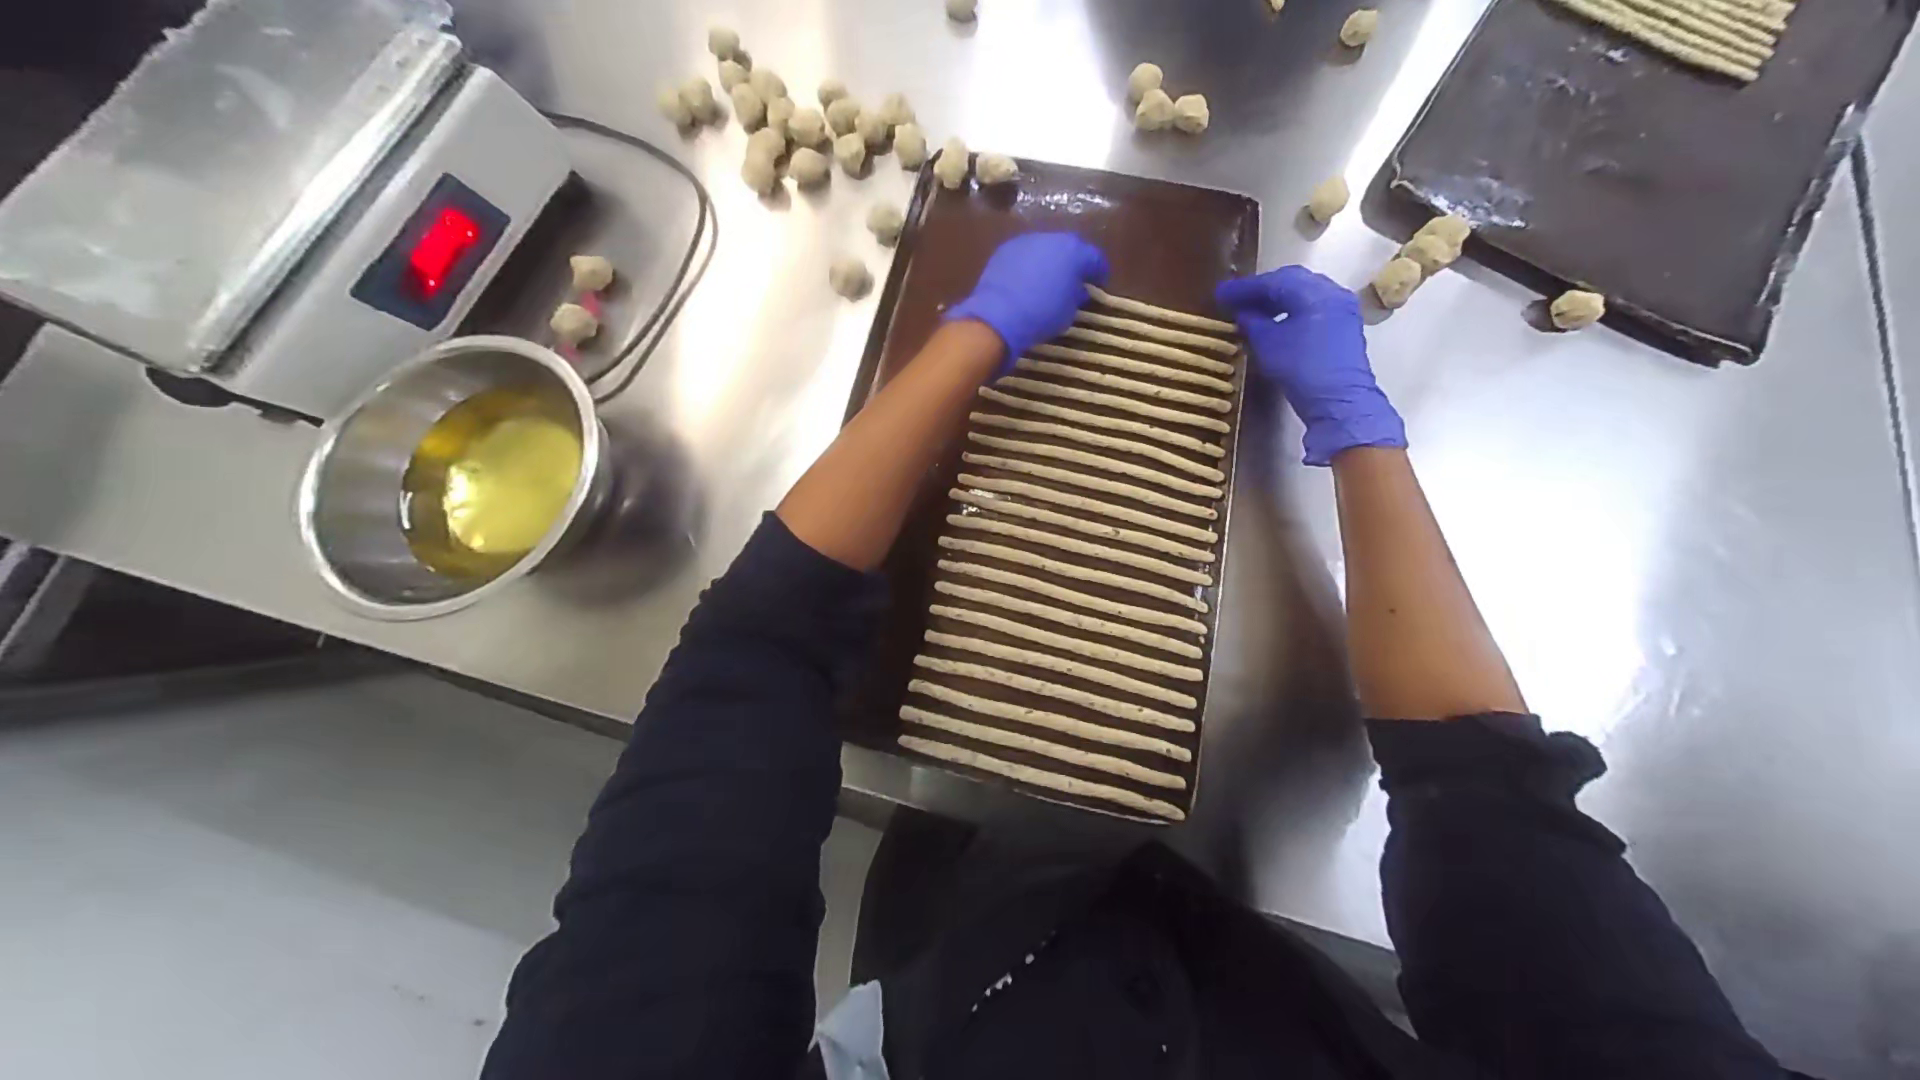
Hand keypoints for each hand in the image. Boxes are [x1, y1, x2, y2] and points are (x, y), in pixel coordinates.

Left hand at [944, 232, 1109, 371]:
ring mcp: (1026, 241)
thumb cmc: (1042, 315)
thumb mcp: (1069, 311)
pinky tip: (1026, 281)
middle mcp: (1052, 238)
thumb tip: (1078, 289)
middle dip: (1072, 263)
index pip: (1095, 259)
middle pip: (1068, 248)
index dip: (1099, 272)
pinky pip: (1025, 255)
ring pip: (1045, 249)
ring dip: (1049, 262)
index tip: (1099, 284)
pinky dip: (1029, 265)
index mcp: (1074, 252)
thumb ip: (1077, 295)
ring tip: (1047, 281)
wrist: (999, 315)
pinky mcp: (1005, 249)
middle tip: (1073, 281)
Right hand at [1216, 265, 1405, 466]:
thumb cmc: (1302, 369)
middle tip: (1236, 298)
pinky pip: (1312, 308)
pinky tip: (1275, 321)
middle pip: (1293, 282)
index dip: (1245, 287)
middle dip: (1262, 289)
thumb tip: (1244, 313)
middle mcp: (1333, 293)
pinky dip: (1290, 310)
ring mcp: (1342, 309)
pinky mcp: (1343, 327)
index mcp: (1315, 293)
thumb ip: (1253, 323)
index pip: (1275, 281)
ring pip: (1304, 294)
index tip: (1222, 293)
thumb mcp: (1269, 345)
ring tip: (1252, 310)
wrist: (1340, 401)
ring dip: (1277, 300)